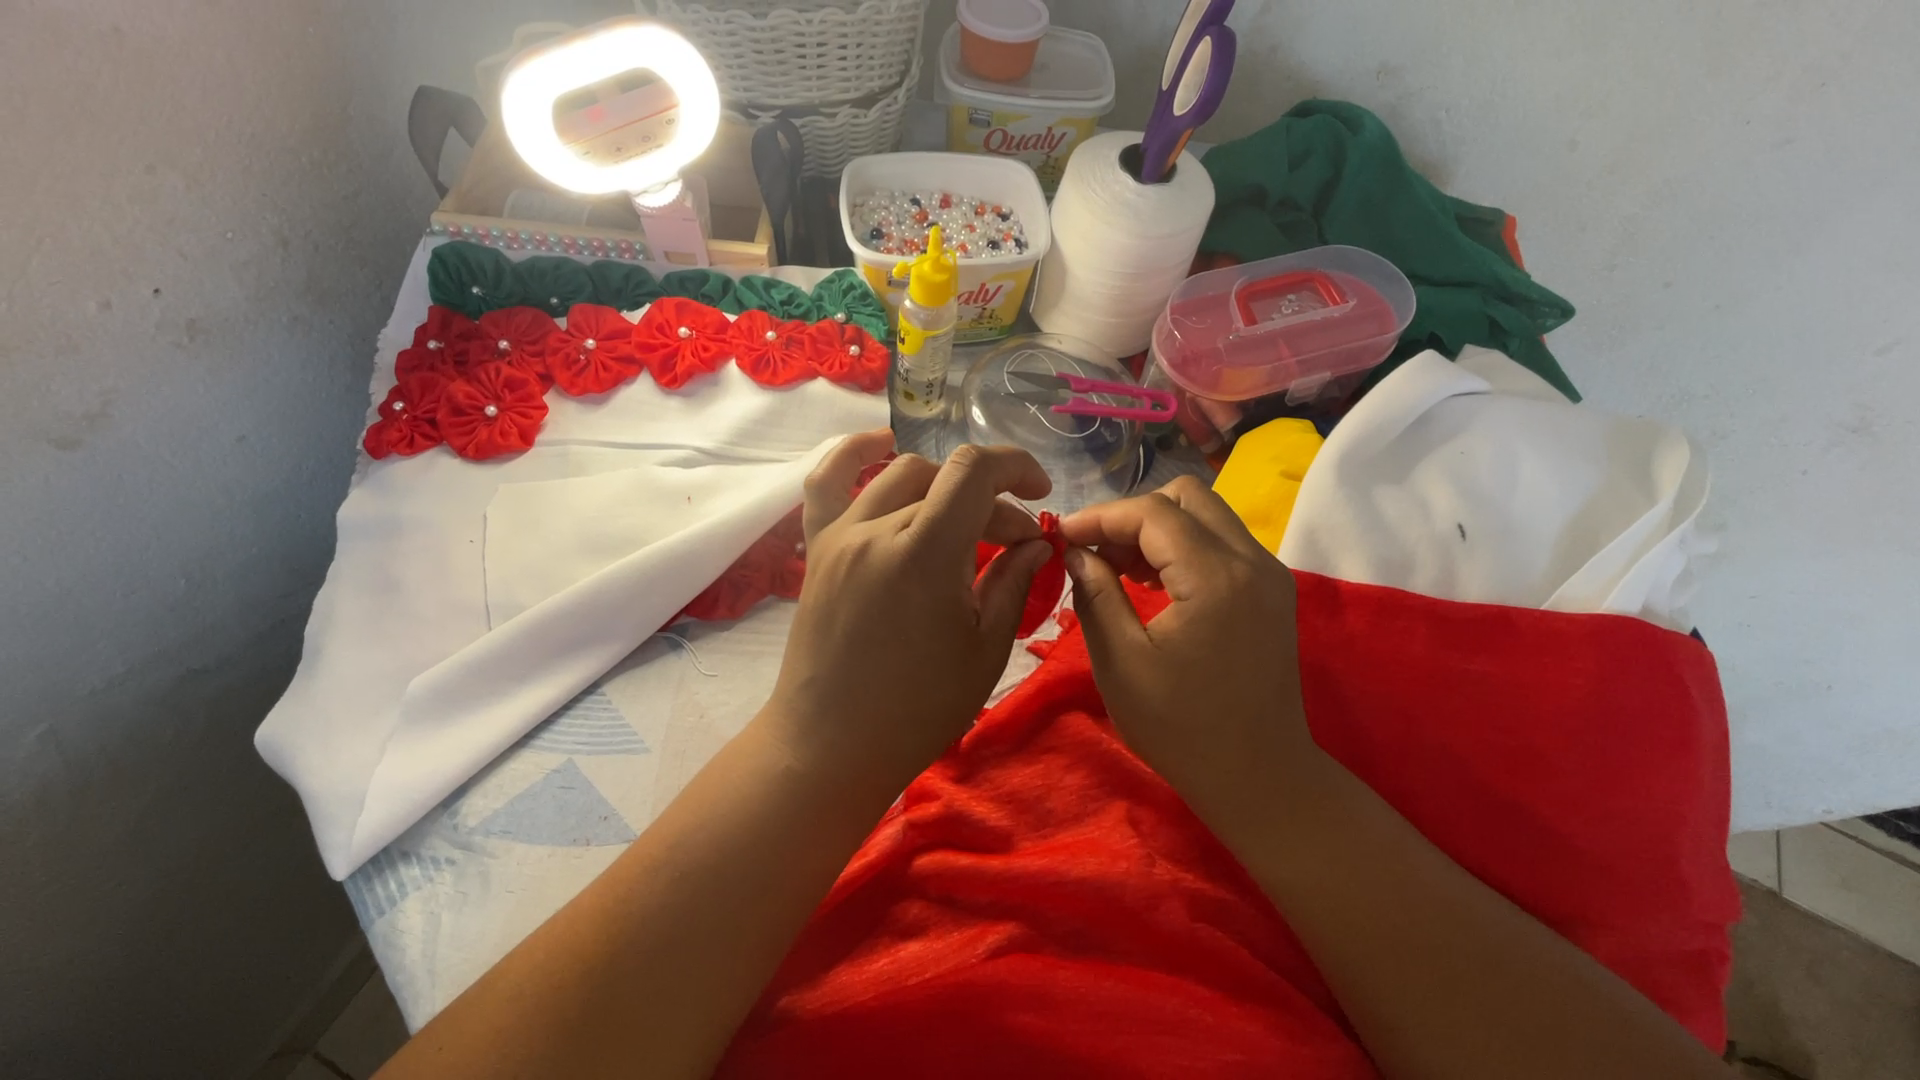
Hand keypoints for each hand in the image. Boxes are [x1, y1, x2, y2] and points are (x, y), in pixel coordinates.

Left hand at [761, 432, 1055, 789]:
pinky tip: (881, 445)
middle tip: (1010, 545)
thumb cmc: (917, 709)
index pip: (975, 471)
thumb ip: (1012, 583)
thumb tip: (1035, 543)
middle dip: (988, 499)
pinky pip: (828, 482)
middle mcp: (878, 528)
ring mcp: (840, 535)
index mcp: (926, 551)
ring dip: (940, 485)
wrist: (831, 744)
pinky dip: (855, 455)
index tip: (1041, 496)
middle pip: (943, 478)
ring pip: (897, 475)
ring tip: (962, 517)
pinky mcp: (818, 550)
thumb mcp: (984, 649)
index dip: (1017, 468)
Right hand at [1058, 476, 1320, 817]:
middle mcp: (1252, 561)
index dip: (1101, 517)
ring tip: (1119, 570)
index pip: (1153, 512)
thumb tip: (1077, 552)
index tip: (1062, 537)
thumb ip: (1095, 595)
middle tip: (1096, 555)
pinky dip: (1184, 547)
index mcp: (1216, 577)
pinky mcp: (1273, 592)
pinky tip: (1154, 584)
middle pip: (1186, 496)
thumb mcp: (1121, 663)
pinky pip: (1222, 543)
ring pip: (1207, 515)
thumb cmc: (1182, 728)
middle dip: (1133, 515)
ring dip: (1158, 529)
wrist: (1259, 776)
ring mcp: (1269, 575)